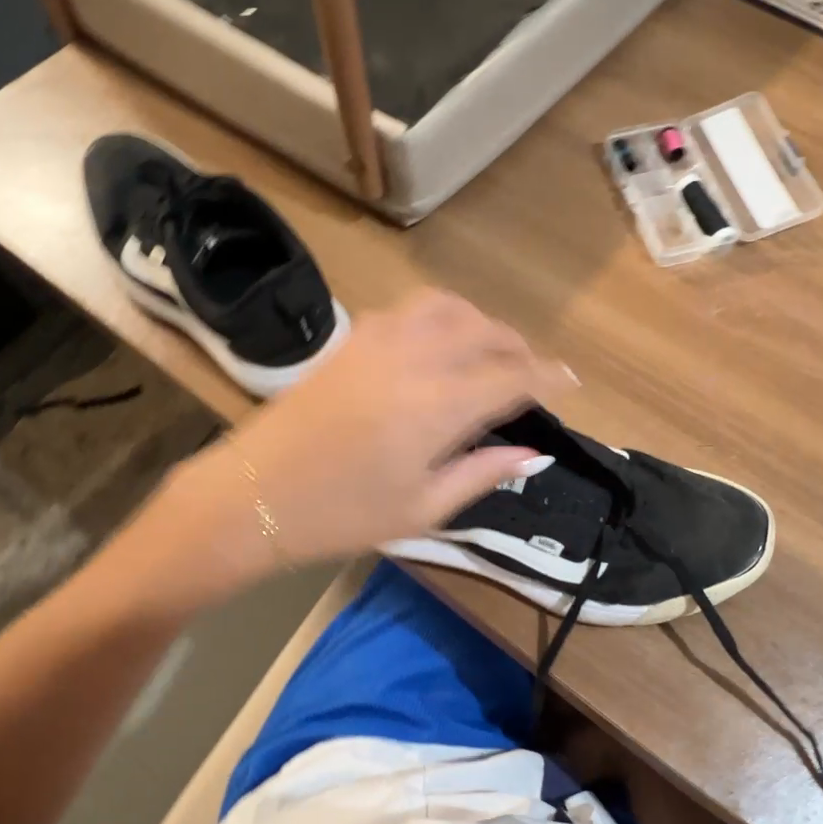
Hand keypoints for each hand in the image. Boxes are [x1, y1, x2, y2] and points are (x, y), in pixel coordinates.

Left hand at [197, 289, 574, 564]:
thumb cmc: (341, 515)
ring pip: (449, 308)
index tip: (571, 383)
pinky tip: (440, 346)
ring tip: (490, 353)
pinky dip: (442, 318)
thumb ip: (482, 472)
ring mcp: (380, 340)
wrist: (251, 495)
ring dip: (481, 324)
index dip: (549, 377)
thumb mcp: (423, 509)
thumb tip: (533, 454)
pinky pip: (412, 310)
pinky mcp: (352, 340)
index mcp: (440, 403)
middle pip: (487, 332)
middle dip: (519, 349)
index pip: (513, 376)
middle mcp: (417, 357)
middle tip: (532, 377)